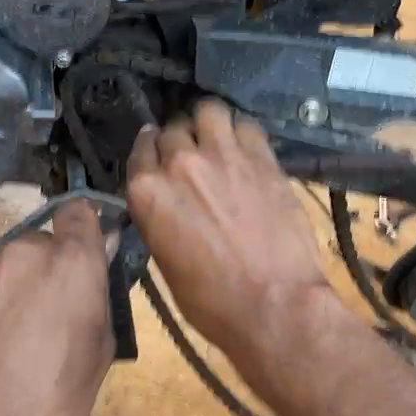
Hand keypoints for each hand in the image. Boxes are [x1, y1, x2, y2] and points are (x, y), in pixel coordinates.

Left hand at [0, 202, 114, 415]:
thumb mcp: (99, 351)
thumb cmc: (55, 402)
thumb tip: (101, 256)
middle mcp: (22, 254)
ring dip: (14, 289)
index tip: (87, 253)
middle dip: (48, 269)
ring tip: (14, 340)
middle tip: (51, 314)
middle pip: (41, 244)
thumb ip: (98, 293)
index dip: (84, 229)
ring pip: (7, 269)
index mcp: (69, 261)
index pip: (79, 212)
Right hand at [126, 99, 333, 354]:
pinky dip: (242, 131)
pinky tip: (247, 146)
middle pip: (172, 128)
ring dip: (209, 122)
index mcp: (147, 192)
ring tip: (218, 138)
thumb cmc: (212, 301)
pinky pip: (246, 124)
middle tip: (193, 156)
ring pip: (208, 110)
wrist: (274, 305)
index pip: (140, 149)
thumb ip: (159, 216)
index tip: (160, 157)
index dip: (151, 152)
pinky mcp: (261, 156)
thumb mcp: (166, 261)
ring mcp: (223, 154)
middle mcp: (179, 163)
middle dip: (180, 139)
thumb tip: (166, 201)